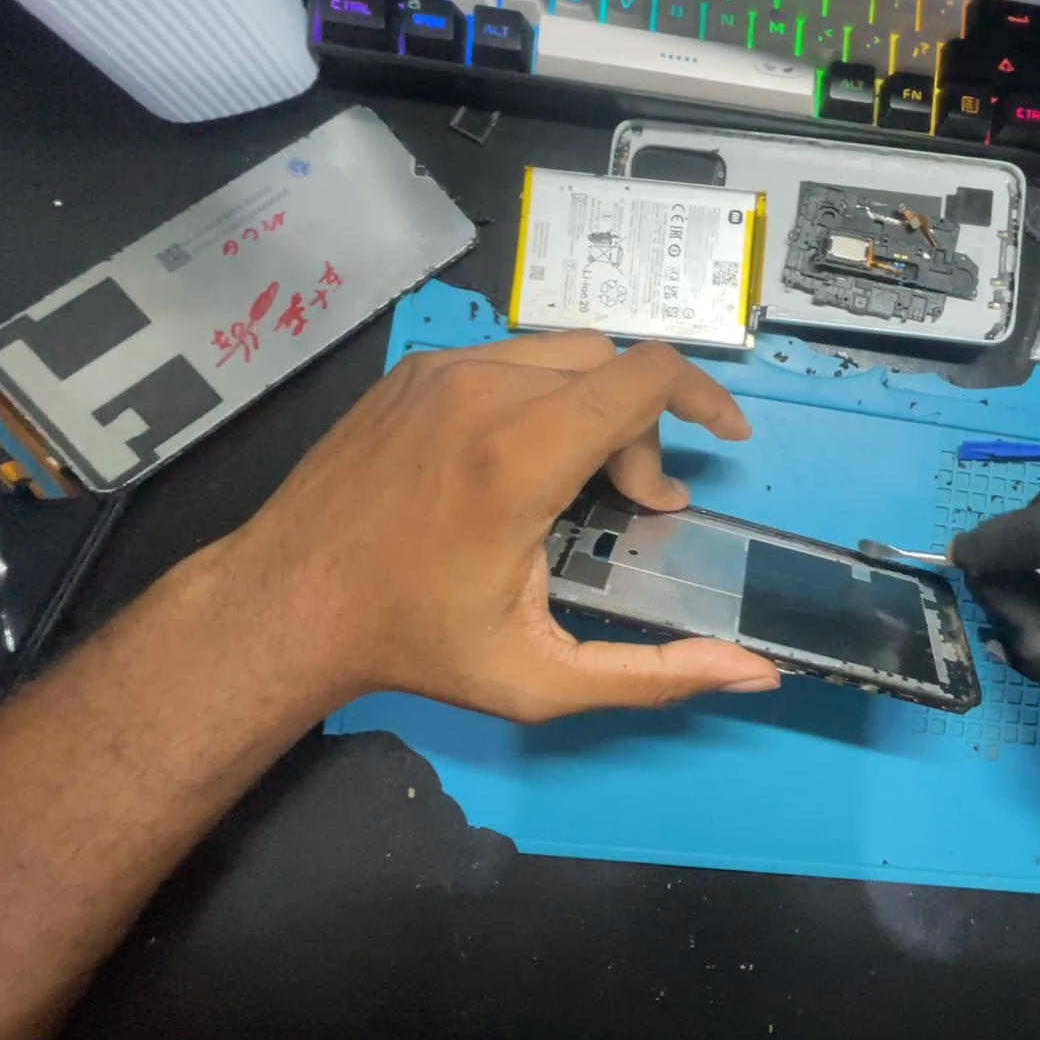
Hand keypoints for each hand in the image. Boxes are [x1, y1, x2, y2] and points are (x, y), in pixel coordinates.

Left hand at [204, 331, 781, 721]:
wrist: (282, 603)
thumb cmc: (417, 644)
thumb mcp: (544, 681)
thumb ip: (657, 676)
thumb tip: (756, 674)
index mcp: (521, 457)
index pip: (646, 378)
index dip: (705, 398)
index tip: (727, 437)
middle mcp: (485, 391)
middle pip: (616, 371)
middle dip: (647, 433)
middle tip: (632, 503)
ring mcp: (444, 369)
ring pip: (569, 358)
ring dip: (601, 411)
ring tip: (581, 480)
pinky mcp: (418, 369)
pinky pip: (517, 359)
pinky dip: (552, 397)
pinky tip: (526, 455)